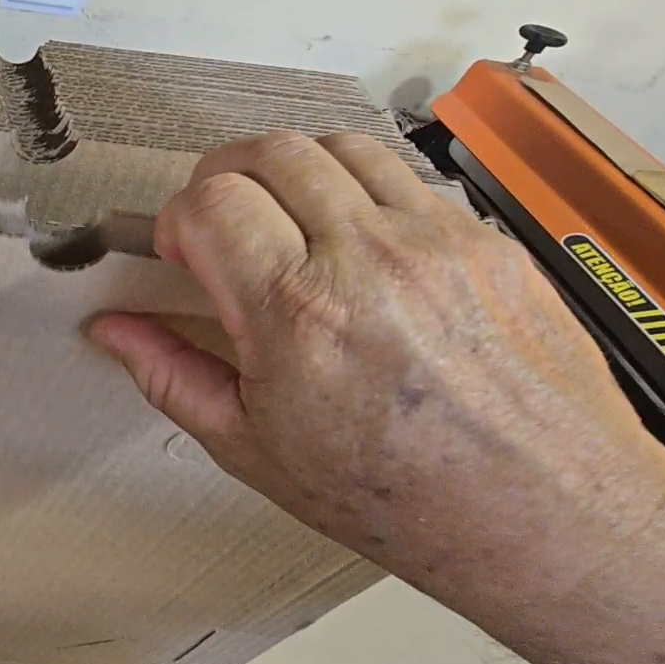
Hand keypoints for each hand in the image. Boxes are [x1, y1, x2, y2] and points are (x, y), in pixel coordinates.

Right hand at [87, 131, 664, 595]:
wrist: (549, 518)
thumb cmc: (400, 493)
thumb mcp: (249, 445)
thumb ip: (168, 373)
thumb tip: (115, 331)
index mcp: (297, 313)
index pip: (211, 202)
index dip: (177, 218)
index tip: (181, 251)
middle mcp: (367, 262)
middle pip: (268, 153)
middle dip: (220, 176)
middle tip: (217, 221)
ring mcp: (436, 243)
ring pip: (335, 145)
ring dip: (286, 169)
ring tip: (280, 218)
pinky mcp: (485, 241)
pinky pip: (402, 174)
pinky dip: (353, 187)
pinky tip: (347, 236)